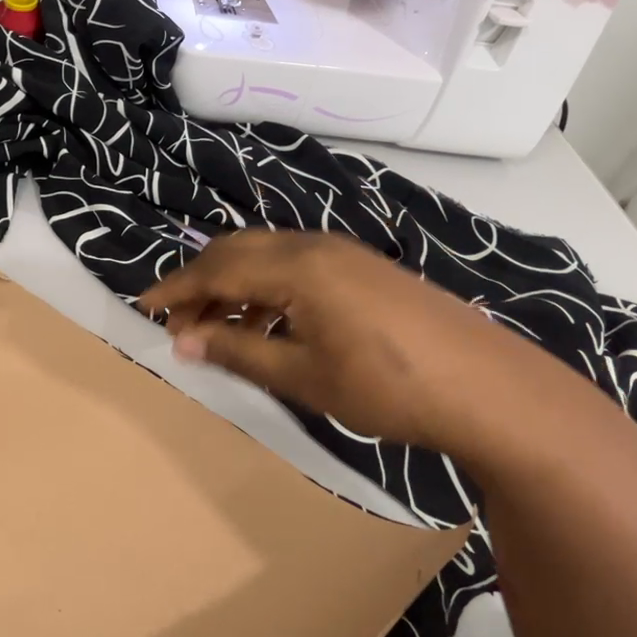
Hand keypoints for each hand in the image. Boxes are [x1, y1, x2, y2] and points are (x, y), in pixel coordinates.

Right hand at [138, 231, 563, 454]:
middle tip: (177, 322)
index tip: (142, 306)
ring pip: (265, 255)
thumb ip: (239, 353)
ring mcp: (342, 252)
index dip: (174, 288)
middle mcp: (313, 246)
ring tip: (217, 329)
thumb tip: (183, 342)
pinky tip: (268, 324)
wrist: (494, 390)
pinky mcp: (363, 267)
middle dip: (199, 283)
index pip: (215, 269)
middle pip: (235, 251)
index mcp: (295, 267)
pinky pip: (294, 264)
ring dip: (232, 285)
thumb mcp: (304, 377)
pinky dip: (265, 287)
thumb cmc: (389, 387)